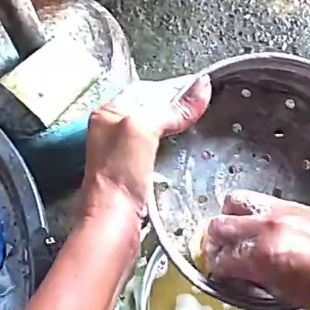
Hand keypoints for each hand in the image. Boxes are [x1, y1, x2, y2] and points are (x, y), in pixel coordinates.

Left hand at [81, 75, 211, 220]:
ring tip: (196, 125)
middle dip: (174, 109)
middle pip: (150, 112)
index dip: (171, 89)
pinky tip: (182, 152)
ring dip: (174, 130)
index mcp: (107, 114)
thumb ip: (172, 109)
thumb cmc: (117, 176)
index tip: (198, 88)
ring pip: (154, 134)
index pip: (145, 91)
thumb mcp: (144, 129)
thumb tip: (201, 87)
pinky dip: (171, 150)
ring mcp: (122, 156)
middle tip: (201, 107)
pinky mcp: (133, 176)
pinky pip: (156, 154)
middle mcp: (111, 133)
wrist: (112, 223)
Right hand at [201, 191, 309, 309]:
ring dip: (229, 220)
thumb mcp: (291, 295)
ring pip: (234, 203)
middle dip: (215, 243)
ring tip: (239, 237)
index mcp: (264, 255)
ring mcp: (280, 210)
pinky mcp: (294, 204)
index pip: (222, 258)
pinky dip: (251, 214)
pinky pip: (258, 202)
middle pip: (219, 225)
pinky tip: (263, 231)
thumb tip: (242, 273)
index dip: (217, 271)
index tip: (221, 276)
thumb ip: (260, 279)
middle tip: (222, 257)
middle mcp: (267, 226)